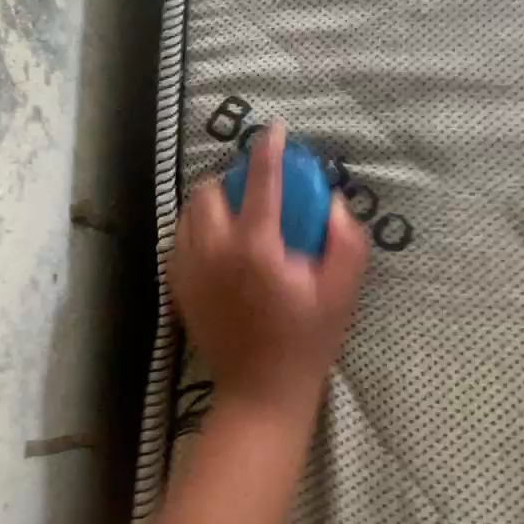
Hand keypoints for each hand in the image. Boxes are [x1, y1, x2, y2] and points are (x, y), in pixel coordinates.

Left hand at [169, 122, 371, 424]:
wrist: (259, 392)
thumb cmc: (305, 342)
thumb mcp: (342, 293)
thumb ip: (345, 241)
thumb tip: (333, 201)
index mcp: (256, 248)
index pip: (260, 182)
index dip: (267, 149)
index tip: (273, 131)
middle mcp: (214, 250)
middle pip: (209, 190)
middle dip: (232, 180)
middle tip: (256, 191)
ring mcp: (189, 268)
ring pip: (189, 212)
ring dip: (212, 204)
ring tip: (237, 216)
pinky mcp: (177, 285)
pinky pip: (180, 238)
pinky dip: (197, 230)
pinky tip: (220, 246)